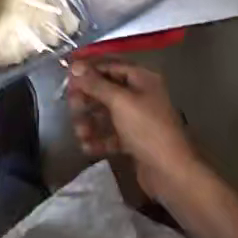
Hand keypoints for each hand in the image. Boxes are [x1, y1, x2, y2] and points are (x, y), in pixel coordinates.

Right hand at [66, 60, 202, 201]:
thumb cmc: (146, 129)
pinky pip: (112, 133)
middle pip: (106, 89)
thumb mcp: (120, 102)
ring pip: (107, 113)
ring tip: (80, 134)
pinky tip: (88, 147)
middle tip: (72, 108)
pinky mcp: (134, 140)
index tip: (67, 77)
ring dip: (90, 121)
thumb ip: (96, 83)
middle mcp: (140, 94)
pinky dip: (99, 138)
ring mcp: (138, 118)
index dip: (89, 70)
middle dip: (88, 98)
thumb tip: (75, 65)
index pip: (110, 66)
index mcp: (142, 78)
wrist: (171, 172)